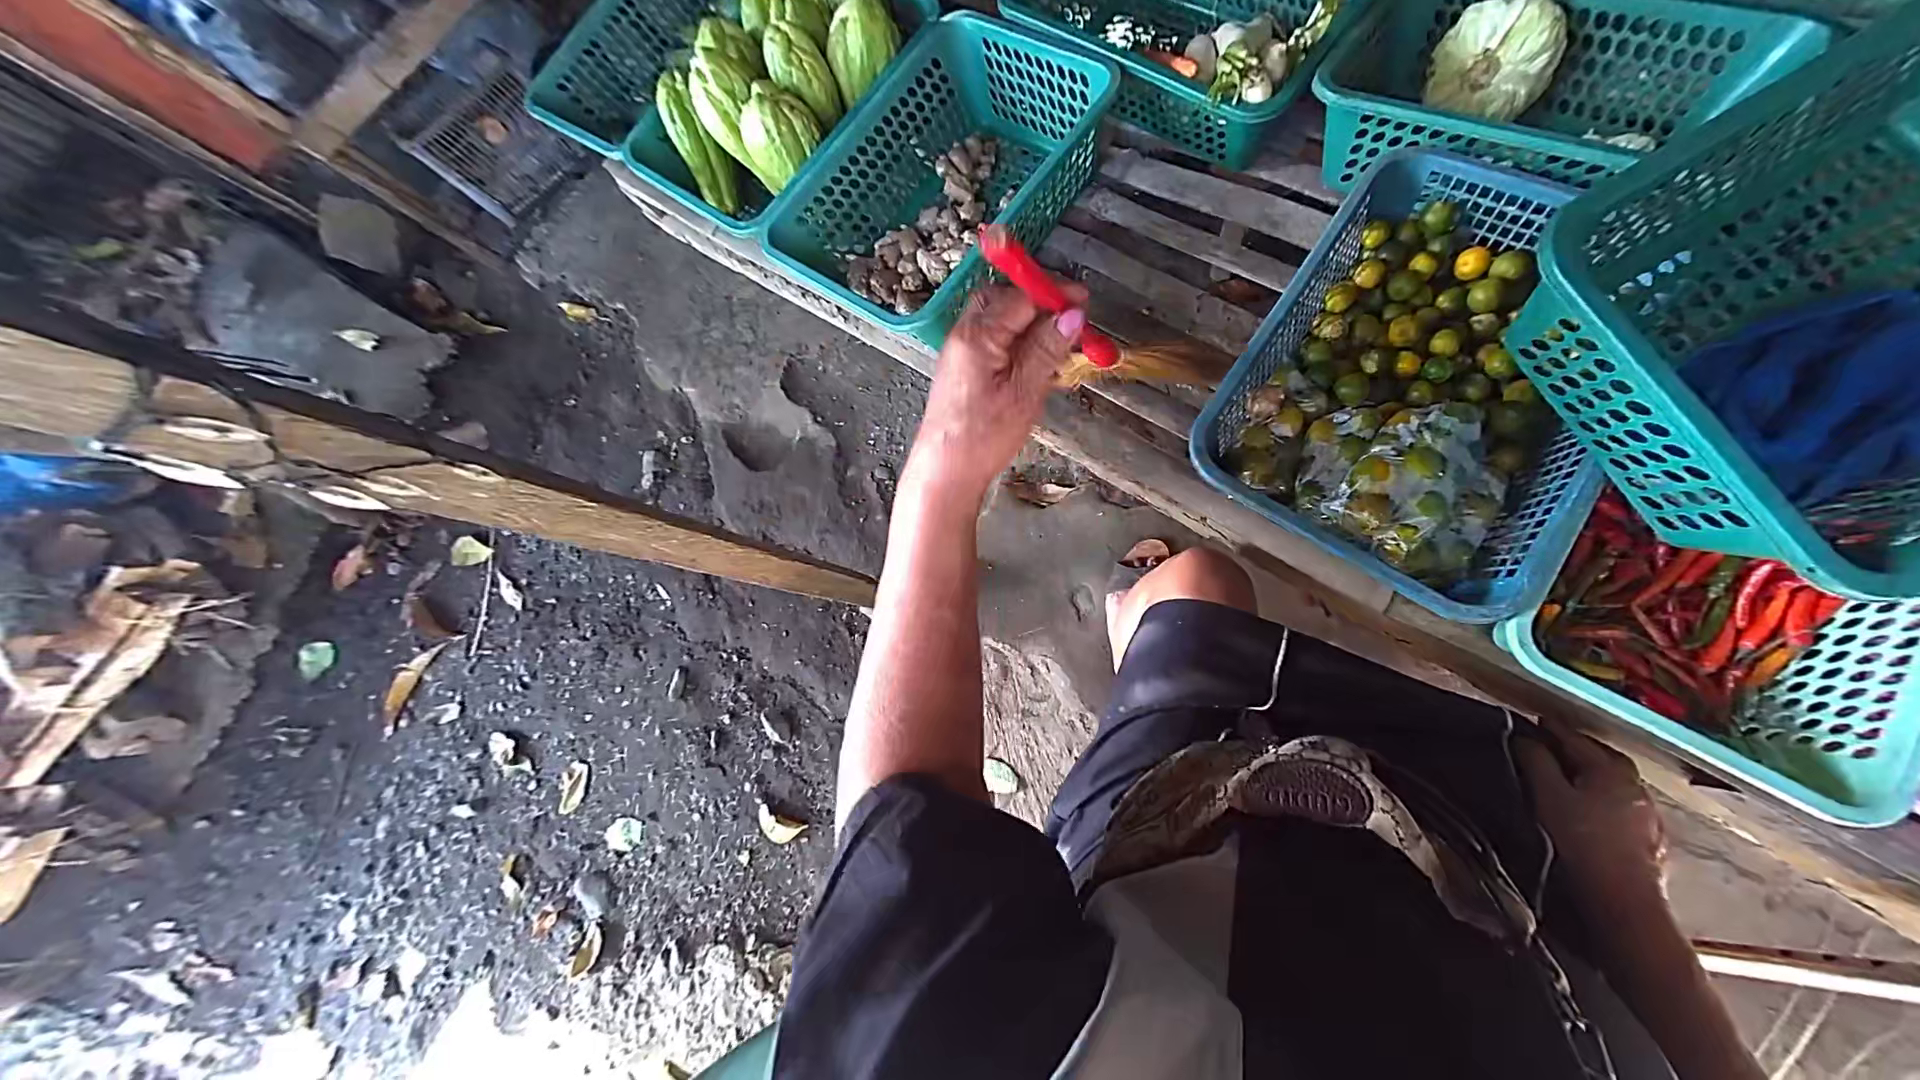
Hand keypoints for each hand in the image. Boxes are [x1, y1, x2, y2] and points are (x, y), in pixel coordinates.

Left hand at [903, 282, 1085, 499]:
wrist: (946, 472)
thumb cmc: (979, 439)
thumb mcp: (1024, 392)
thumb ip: (1047, 349)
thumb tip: (1071, 316)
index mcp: (977, 336)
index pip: (1021, 295)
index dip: (1054, 294)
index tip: (1082, 301)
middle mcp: (964, 336)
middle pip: (1006, 300)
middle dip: (1040, 305)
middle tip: (1071, 321)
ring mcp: (962, 353)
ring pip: (1001, 321)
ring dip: (1031, 326)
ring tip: (1059, 348)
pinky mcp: (965, 371)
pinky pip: (995, 343)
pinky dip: (1019, 345)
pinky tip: (1037, 366)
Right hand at [1516, 718, 1668, 913]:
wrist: (1621, 899)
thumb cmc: (1578, 840)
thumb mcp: (1546, 795)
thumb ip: (1535, 761)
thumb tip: (1525, 737)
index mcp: (1612, 772)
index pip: (1577, 740)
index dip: (1553, 728)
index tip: (1533, 720)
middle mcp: (1637, 788)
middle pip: (1605, 758)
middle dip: (1578, 748)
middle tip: (1551, 743)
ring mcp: (1648, 815)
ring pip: (1616, 782)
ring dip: (1593, 772)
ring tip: (1568, 773)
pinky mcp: (1651, 840)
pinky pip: (1622, 804)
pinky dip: (1604, 795)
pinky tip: (1591, 806)